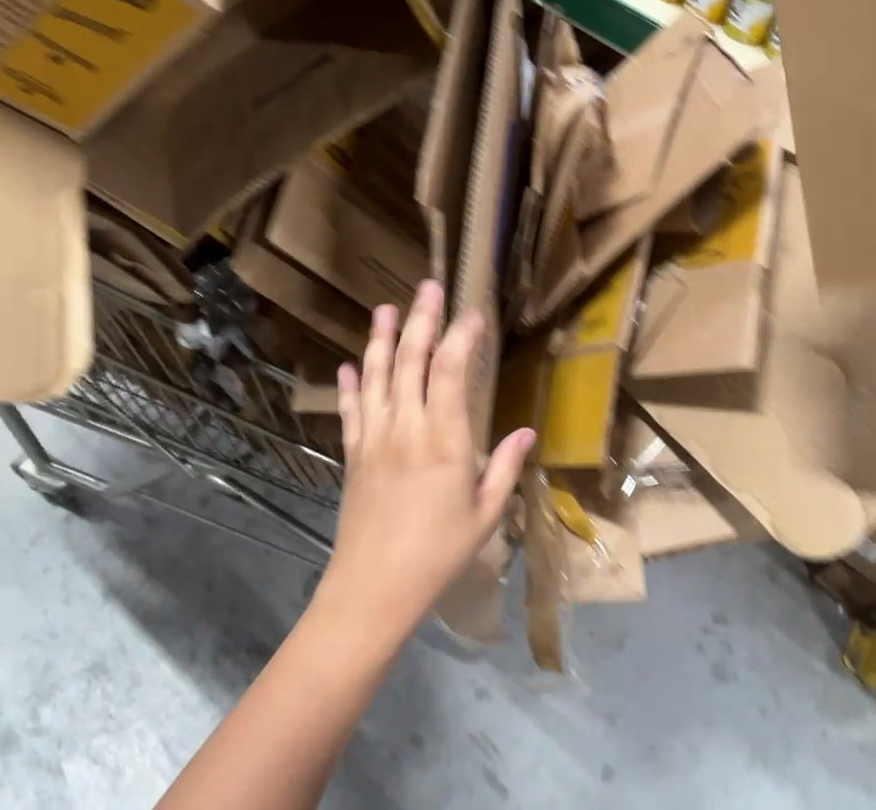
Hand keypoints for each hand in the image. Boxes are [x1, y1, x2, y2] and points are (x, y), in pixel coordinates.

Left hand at [315, 280, 533, 636]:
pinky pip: (350, 410)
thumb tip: (527, 432)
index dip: (462, 336)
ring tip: (385, 308)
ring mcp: (373, 439)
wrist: (372, 588)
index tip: (474, 313)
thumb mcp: (484, 516)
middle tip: (428, 286)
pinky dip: (349, 385)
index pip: (451, 371)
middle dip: (421, 320)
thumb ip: (503, 469)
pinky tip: (348, 366)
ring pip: (375, 376)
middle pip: (410, 361)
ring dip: (380, 339)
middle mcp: (405, 428)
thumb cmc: (437, 555)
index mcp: (443, 440)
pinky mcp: (352, 455)